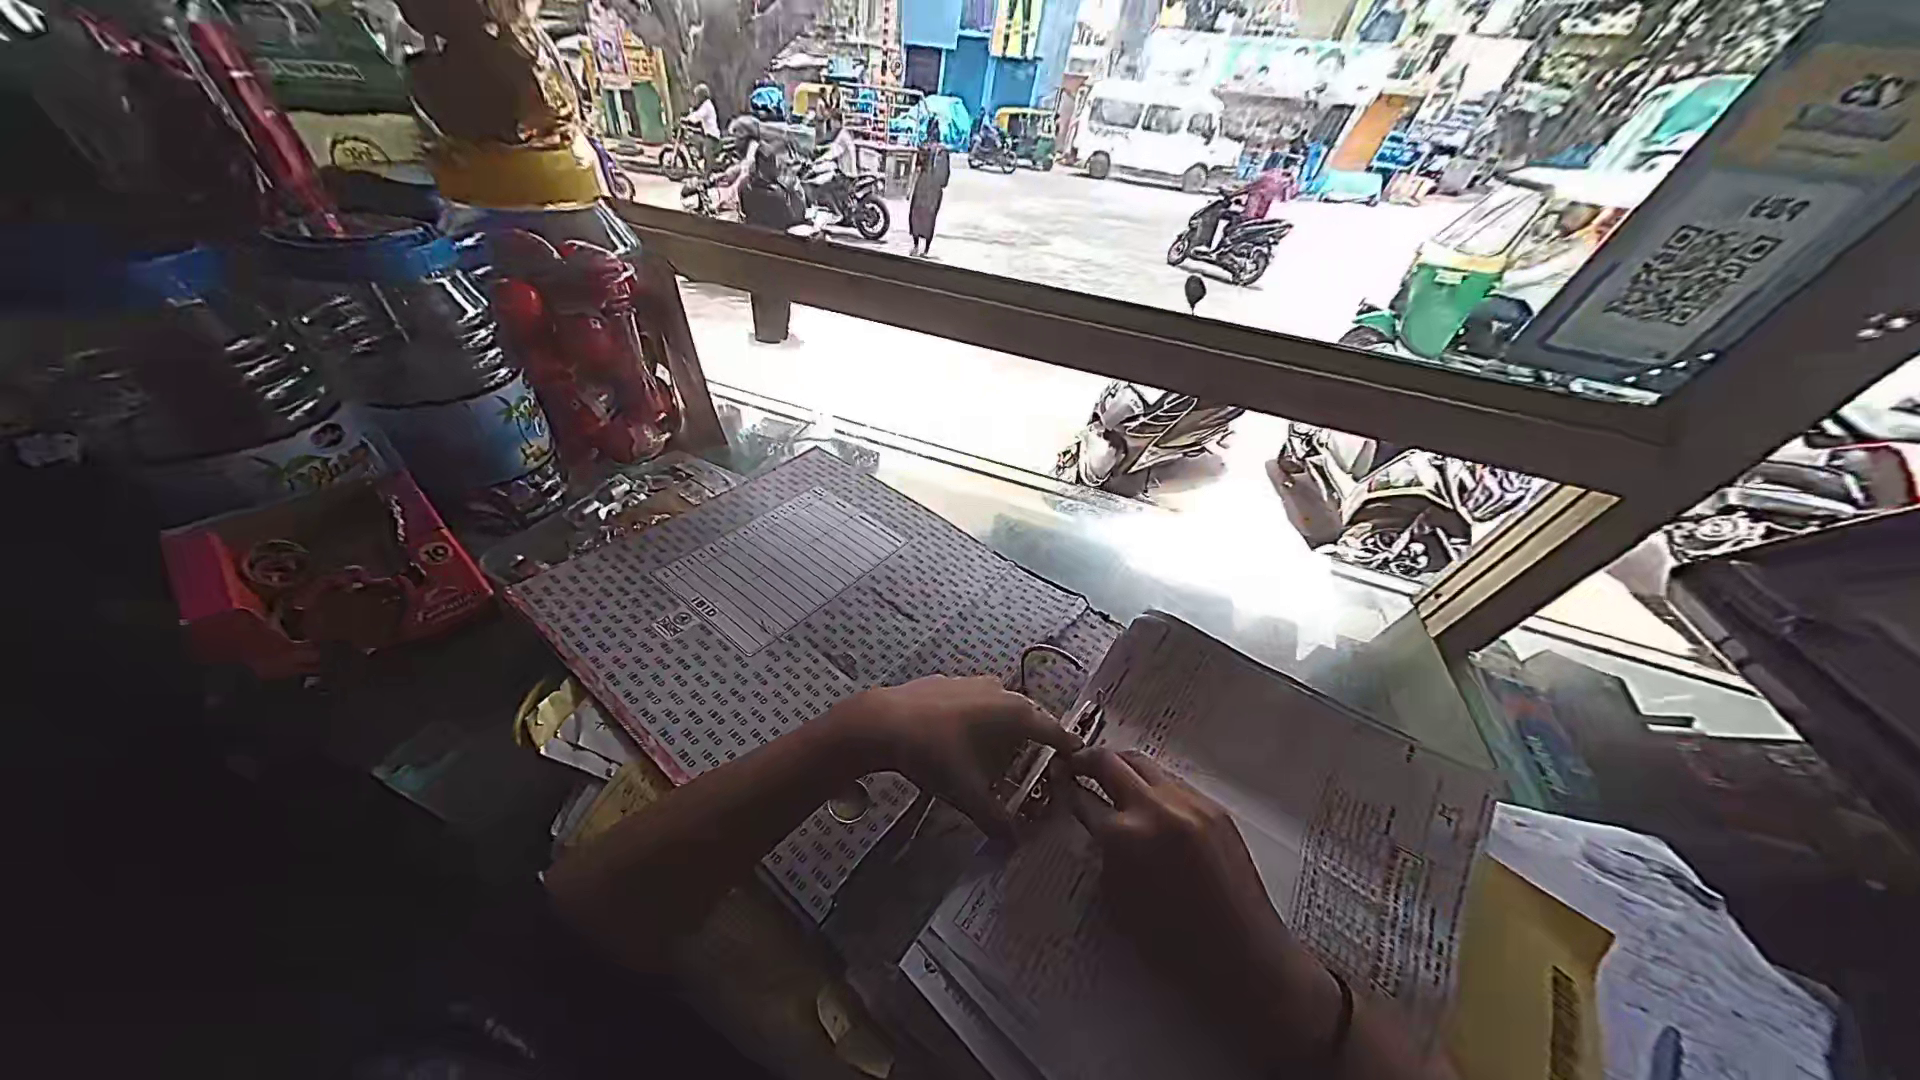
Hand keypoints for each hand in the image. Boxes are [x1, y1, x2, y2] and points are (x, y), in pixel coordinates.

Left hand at [822, 675, 1080, 836]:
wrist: (884, 721)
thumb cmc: (935, 754)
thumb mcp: (968, 793)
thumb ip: (996, 819)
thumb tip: (1015, 844)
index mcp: (1016, 713)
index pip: (1055, 732)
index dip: (1068, 749)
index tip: (1076, 764)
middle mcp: (1002, 690)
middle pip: (1030, 717)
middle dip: (1035, 742)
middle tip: (1036, 768)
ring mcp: (975, 682)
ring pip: (1003, 706)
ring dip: (1007, 728)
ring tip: (999, 755)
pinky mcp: (951, 681)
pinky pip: (978, 700)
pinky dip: (981, 717)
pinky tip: (964, 737)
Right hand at [1059, 748, 1342, 1068]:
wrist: (1243, 957)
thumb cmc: (1175, 944)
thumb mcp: (1118, 900)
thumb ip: (1104, 854)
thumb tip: (1096, 826)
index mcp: (1125, 837)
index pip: (1083, 798)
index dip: (1066, 788)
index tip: (1060, 780)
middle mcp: (1155, 809)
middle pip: (1109, 761)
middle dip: (1085, 759)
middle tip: (1075, 762)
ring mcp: (1188, 803)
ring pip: (1143, 763)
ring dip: (1120, 764)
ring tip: (1110, 772)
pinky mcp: (1213, 807)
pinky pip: (1173, 782)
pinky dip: (1154, 783)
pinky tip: (1149, 798)